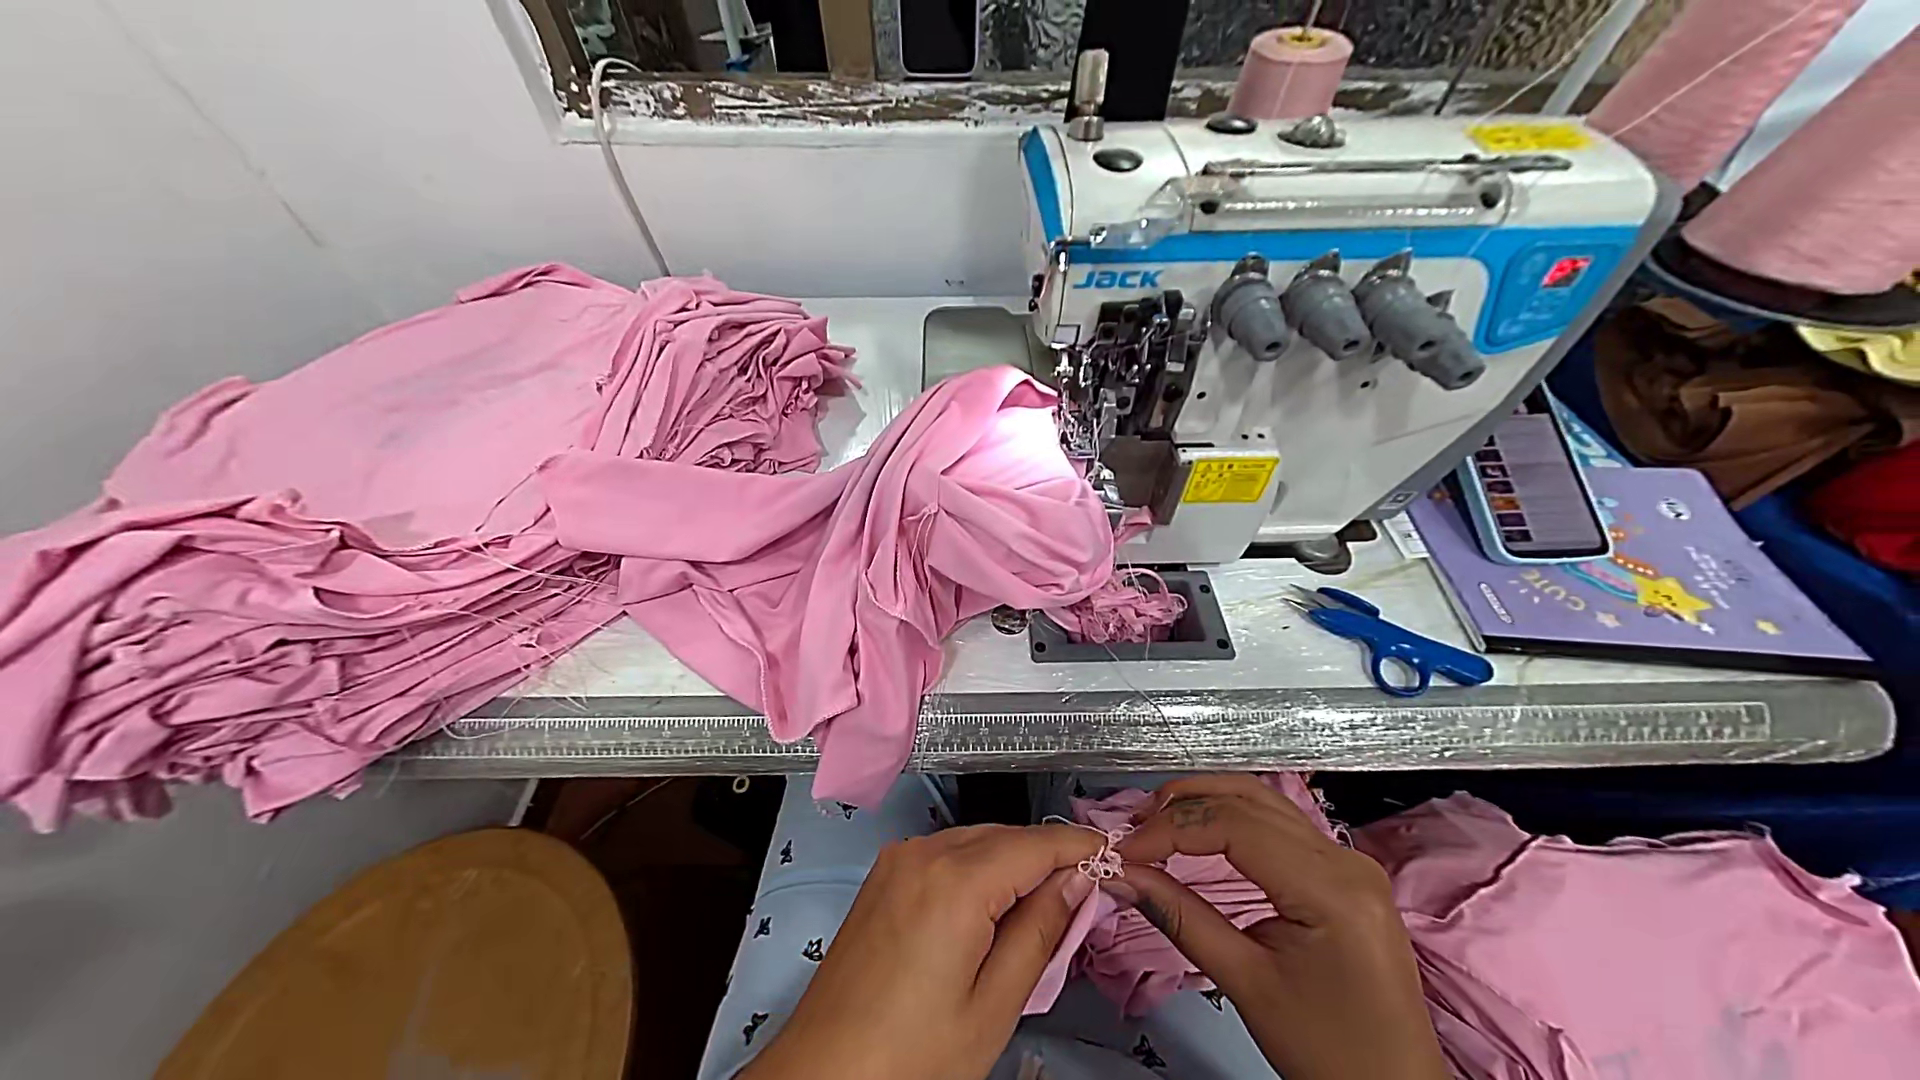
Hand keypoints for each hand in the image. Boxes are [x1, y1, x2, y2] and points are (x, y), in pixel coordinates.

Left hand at [739, 823, 1102, 1079]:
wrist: (823, 1073)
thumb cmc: (910, 1057)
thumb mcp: (993, 1005)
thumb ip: (1041, 932)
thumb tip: (1076, 883)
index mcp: (955, 881)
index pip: (1035, 844)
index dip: (1077, 848)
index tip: (1110, 857)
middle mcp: (924, 853)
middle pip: (1005, 836)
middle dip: (1047, 855)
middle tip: (1084, 889)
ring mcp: (899, 859)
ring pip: (977, 839)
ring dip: (1013, 859)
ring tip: (1043, 901)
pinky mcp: (885, 874)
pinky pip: (947, 852)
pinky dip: (979, 864)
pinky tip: (992, 901)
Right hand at [1112, 774, 1448, 1079]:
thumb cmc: (1329, 1051)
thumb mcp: (1245, 983)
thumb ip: (1180, 917)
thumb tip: (1125, 875)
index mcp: (1331, 889)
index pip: (1232, 826)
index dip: (1170, 828)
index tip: (1127, 850)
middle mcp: (1345, 860)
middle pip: (1247, 799)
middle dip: (1182, 804)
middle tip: (1135, 826)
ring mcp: (1348, 861)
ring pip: (1261, 800)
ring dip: (1204, 802)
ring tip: (1156, 821)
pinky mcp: (1342, 870)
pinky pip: (1276, 822)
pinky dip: (1228, 817)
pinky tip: (1199, 830)